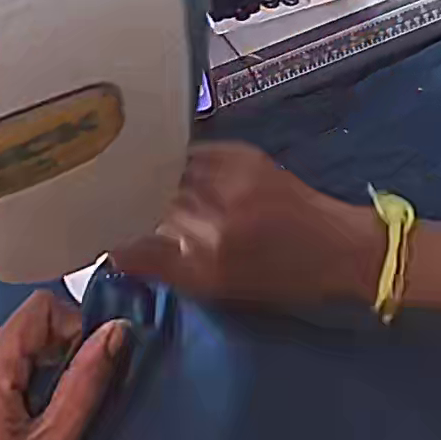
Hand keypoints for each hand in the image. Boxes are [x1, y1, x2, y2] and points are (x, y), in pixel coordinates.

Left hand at [0, 293, 127, 439]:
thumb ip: (88, 379)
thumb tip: (119, 328)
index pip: (39, 308)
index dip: (74, 325)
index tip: (91, 367)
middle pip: (27, 327)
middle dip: (60, 351)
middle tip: (74, 402)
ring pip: (15, 346)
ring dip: (44, 369)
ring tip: (51, 419)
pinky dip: (23, 381)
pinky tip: (28, 424)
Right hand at [113, 141, 385, 306]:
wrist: (338, 247)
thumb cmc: (280, 278)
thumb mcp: (218, 287)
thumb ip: (161, 267)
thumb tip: (112, 251)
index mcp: (208, 246)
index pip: (139, 226)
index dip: (116, 224)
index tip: (102, 227)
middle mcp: (215, 203)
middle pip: (149, 192)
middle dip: (130, 198)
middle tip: (116, 205)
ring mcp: (228, 171)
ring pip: (167, 168)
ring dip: (150, 177)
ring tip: (138, 186)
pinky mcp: (241, 152)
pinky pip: (192, 153)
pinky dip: (177, 164)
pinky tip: (172, 171)